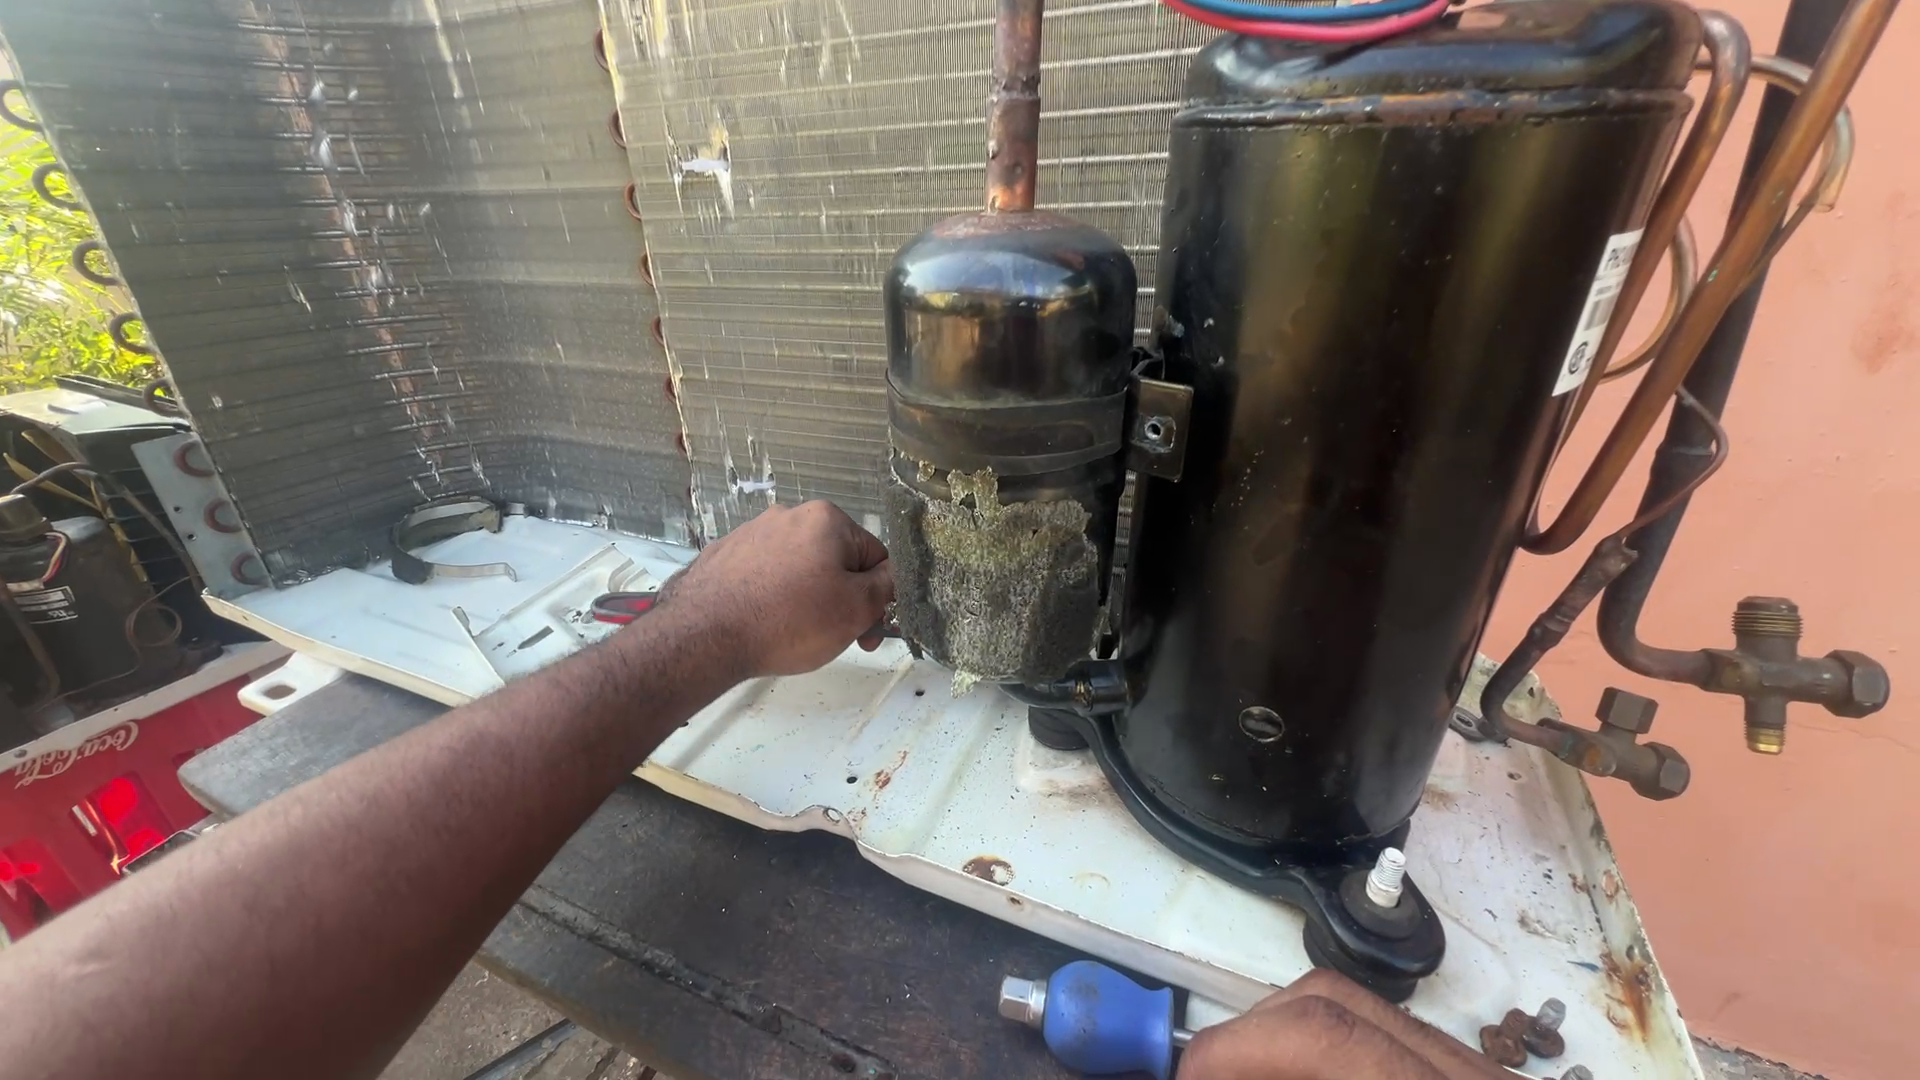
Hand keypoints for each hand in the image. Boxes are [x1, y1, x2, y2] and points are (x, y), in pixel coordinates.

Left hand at [657, 500, 893, 677]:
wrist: (702, 636)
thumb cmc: (789, 620)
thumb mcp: (857, 608)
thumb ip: (887, 586)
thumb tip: (891, 575)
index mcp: (826, 518)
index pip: (874, 557)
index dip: (878, 598)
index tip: (867, 633)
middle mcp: (788, 515)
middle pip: (836, 561)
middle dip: (841, 599)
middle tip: (835, 638)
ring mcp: (751, 533)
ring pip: (800, 569)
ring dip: (808, 598)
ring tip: (793, 633)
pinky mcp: (723, 555)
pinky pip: (765, 576)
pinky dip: (773, 597)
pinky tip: (764, 624)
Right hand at [1178, 970, 1511, 1079]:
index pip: (1327, 1033)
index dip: (1236, 1049)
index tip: (1187, 1078)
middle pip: (1332, 1002)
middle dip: (1250, 1037)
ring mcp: (1480, 1079)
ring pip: (1356, 1009)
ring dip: (1284, 1038)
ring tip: (1249, 1079)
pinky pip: (1385, 1038)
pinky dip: (1326, 1054)